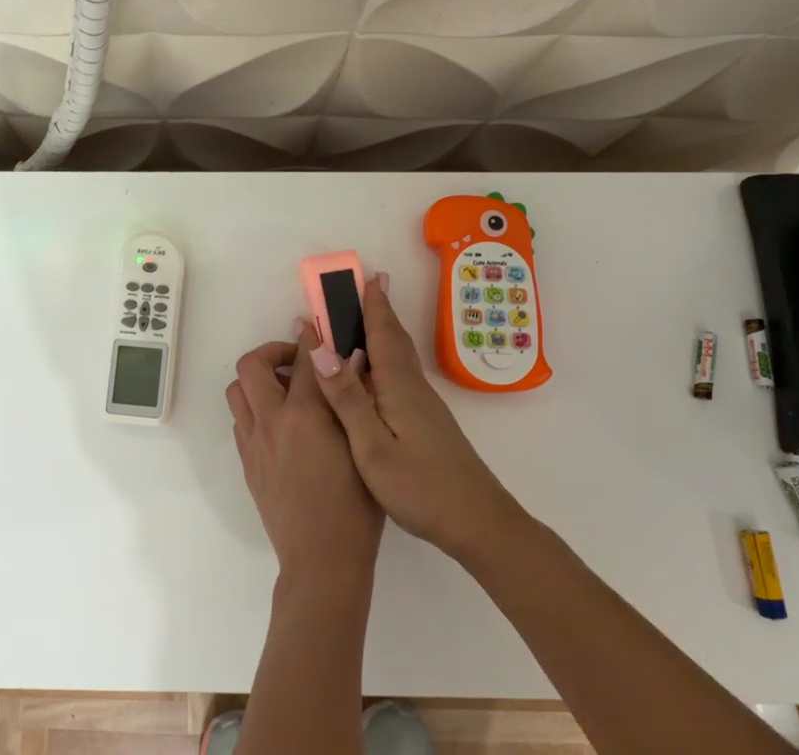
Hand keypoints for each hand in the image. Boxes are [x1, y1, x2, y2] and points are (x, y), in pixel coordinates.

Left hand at [227, 322, 383, 578]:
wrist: (322, 561)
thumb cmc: (355, 509)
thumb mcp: (363, 449)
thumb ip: (352, 403)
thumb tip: (349, 364)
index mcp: (305, 417)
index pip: (306, 358)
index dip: (313, 337)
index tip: (321, 329)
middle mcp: (271, 423)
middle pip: (252, 365)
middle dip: (274, 353)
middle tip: (299, 364)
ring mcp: (254, 443)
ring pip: (238, 391)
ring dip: (258, 381)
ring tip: (289, 393)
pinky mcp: (248, 463)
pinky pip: (242, 420)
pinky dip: (256, 409)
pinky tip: (284, 426)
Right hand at [305, 274, 520, 562]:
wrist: (477, 523)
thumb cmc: (421, 487)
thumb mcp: (372, 447)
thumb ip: (346, 398)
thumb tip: (321, 349)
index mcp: (398, 388)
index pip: (382, 335)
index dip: (373, 305)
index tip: (367, 275)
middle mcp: (413, 389)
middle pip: (394, 341)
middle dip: (378, 312)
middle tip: (365, 285)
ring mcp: (423, 408)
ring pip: (398, 359)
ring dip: (382, 333)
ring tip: (364, 319)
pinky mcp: (426, 424)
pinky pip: (399, 377)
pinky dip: (384, 360)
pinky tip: (375, 373)